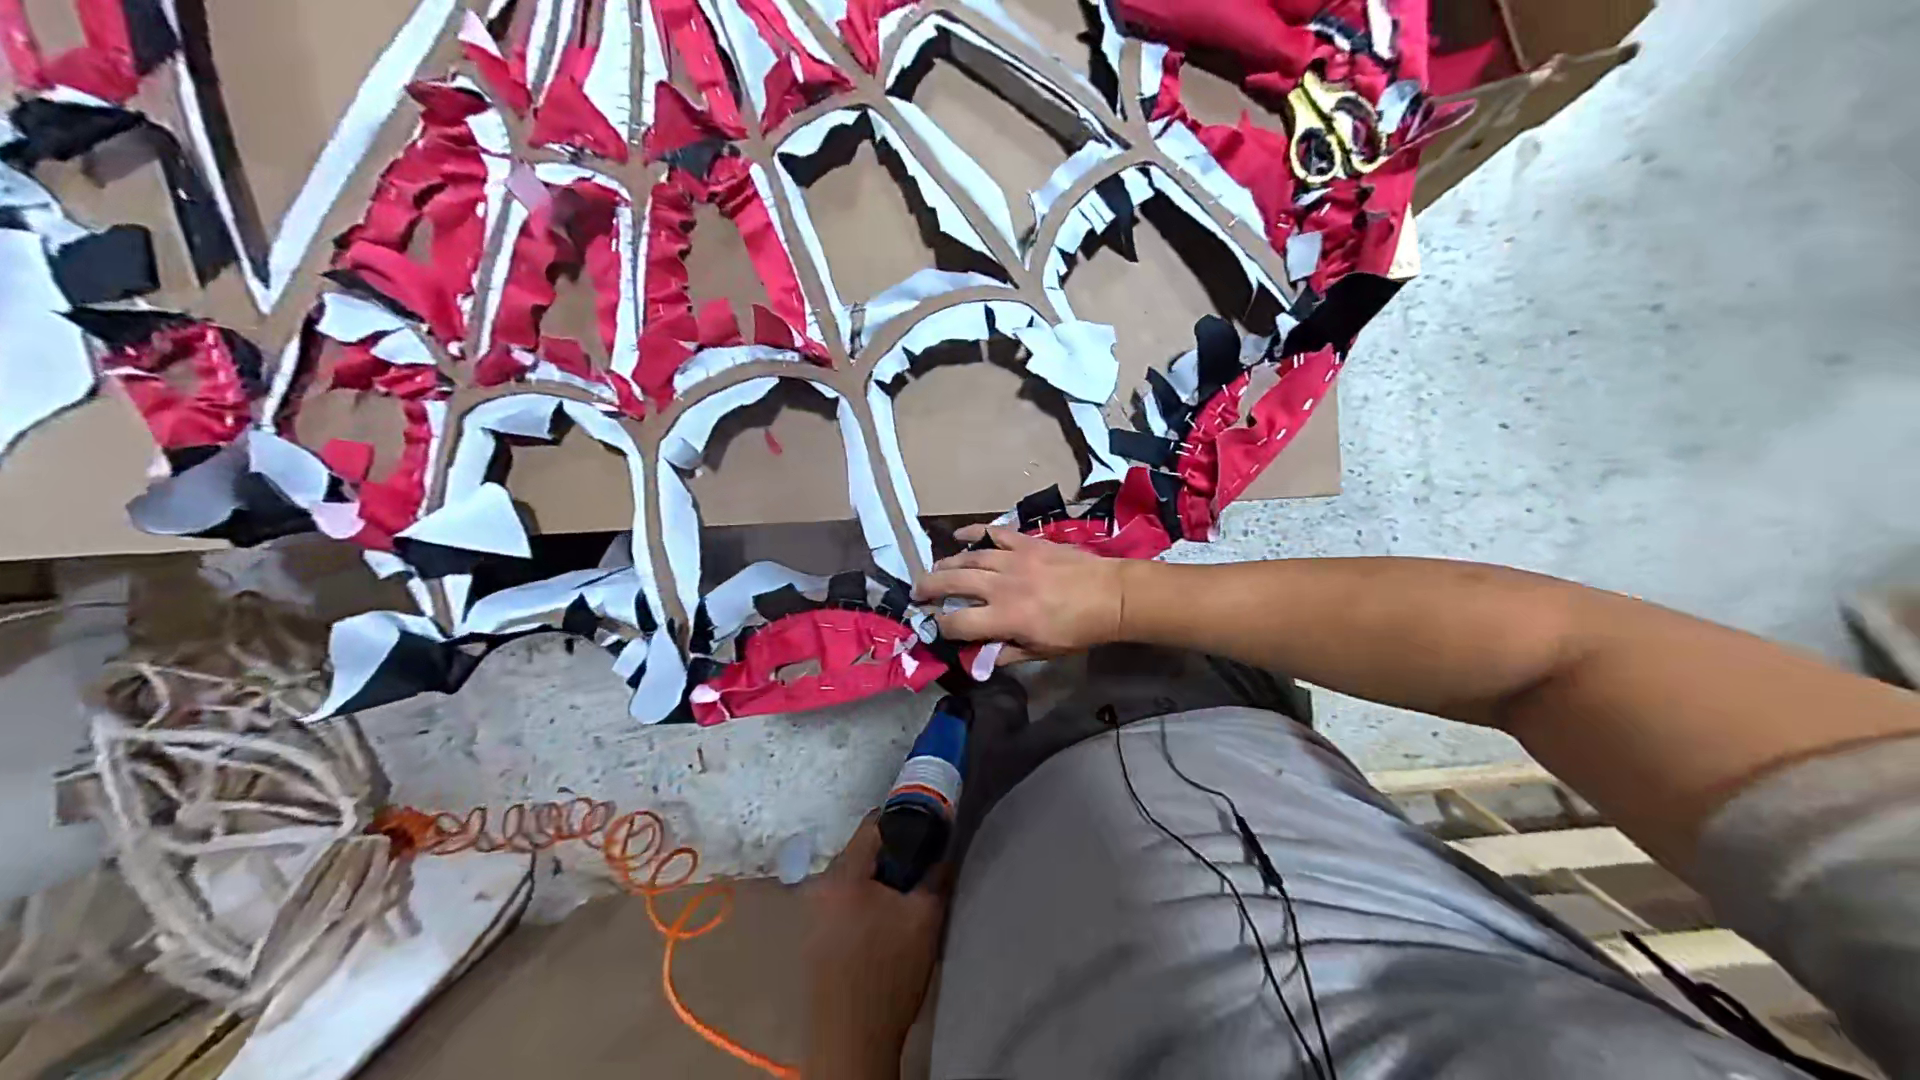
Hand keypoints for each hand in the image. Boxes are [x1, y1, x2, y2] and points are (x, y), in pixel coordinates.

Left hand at [803, 815, 949, 1079]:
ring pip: (851, 877)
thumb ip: (935, 873)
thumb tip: (944, 846)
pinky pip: (840, 900)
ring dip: (876, 879)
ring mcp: (811, 912)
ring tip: (903, 896)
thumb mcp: (925, 917)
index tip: (925, 828)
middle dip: (890, 854)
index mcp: (843, 874)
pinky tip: (881, 922)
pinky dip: (861, 900)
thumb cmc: (890, 972)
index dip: (902, 820)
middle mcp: (819, 885)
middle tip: (918, 867)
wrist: (853, 1039)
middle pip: (860, 851)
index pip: (872, 824)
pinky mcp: (812, 936)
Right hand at [913, 525, 1129, 663]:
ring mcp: (1013, 560)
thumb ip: (1005, 653)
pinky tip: (959, 536)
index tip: (933, 626)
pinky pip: (993, 533)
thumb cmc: (1078, 630)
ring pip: (968, 558)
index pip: (957, 622)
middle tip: (917, 594)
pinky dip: (974, 532)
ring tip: (934, 570)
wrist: (1111, 596)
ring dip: (946, 564)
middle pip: (953, 583)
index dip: (939, 626)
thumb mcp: (1041, 652)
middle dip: (928, 588)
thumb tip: (976, 657)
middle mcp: (1002, 586)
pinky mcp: (1026, 543)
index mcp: (1005, 618)